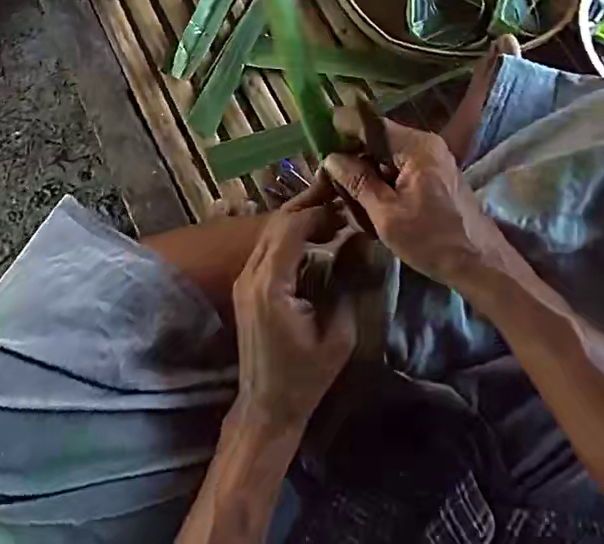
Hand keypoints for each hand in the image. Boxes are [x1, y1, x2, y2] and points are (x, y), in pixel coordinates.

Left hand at [229, 201, 356, 432]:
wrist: (266, 407)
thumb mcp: (338, 337)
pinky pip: (266, 246)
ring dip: (298, 218)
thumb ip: (348, 287)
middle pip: (276, 223)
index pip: (290, 228)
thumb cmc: (304, 377)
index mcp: (270, 285)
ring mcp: (243, 278)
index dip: (319, 212)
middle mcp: (250, 274)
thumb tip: (360, 245)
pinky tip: (315, 235)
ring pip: (269, 231)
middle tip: (340, 198)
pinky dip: (290, 234)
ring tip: (333, 213)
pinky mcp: (245, 284)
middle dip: (309, 206)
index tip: (346, 208)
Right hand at [320, 108, 522, 288]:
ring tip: (348, 200)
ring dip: (365, 174)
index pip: (371, 124)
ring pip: (385, 157)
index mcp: (416, 146)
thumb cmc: (433, 240)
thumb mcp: (387, 214)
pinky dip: (381, 182)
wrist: (481, 264)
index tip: (318, 132)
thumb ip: (357, 181)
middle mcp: (425, 144)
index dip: (343, 126)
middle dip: (352, 158)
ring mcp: (431, 159)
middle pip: (376, 141)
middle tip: (328, 181)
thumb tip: (331, 158)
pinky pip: (398, 169)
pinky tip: (369, 205)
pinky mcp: (433, 175)